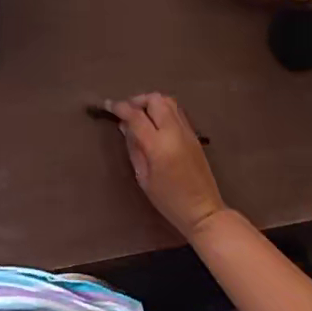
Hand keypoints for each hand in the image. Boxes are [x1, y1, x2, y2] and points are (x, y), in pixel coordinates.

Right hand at [108, 93, 227, 238]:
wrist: (203, 210)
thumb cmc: (168, 200)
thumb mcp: (143, 177)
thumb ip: (134, 148)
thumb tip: (125, 127)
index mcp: (158, 145)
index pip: (136, 115)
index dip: (120, 107)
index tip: (108, 105)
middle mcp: (174, 132)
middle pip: (155, 100)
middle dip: (137, 100)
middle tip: (126, 111)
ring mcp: (187, 132)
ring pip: (168, 101)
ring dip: (152, 102)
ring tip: (140, 114)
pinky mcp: (194, 135)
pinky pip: (177, 111)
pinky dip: (163, 109)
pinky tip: (156, 122)